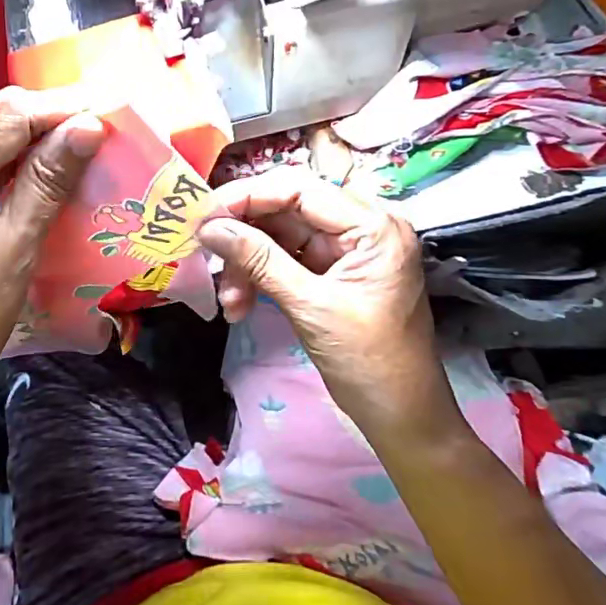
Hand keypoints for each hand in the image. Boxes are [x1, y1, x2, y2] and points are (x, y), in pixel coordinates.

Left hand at [0, 88, 103, 439]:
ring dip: (21, 139)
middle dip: (43, 121)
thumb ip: (47, 182)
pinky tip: (28, 174)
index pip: (8, 116)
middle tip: (96, 135)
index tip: (110, 115)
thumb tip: (90, 124)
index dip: (61, 110)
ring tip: (71, 153)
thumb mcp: (15, 253)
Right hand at [195, 169, 457, 442]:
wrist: (401, 415)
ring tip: (229, 301)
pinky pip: (282, 260)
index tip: (205, 216)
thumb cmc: (369, 361)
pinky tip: (240, 305)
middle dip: (244, 237)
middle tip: (206, 255)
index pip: (299, 189)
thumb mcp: (311, 306)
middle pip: (285, 210)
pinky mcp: (328, 272)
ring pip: (277, 237)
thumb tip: (210, 227)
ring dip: (246, 265)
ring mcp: (343, 250)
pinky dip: (257, 279)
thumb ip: (259, 260)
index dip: (247, 197)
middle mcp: (360, 227)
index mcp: (373, 225)